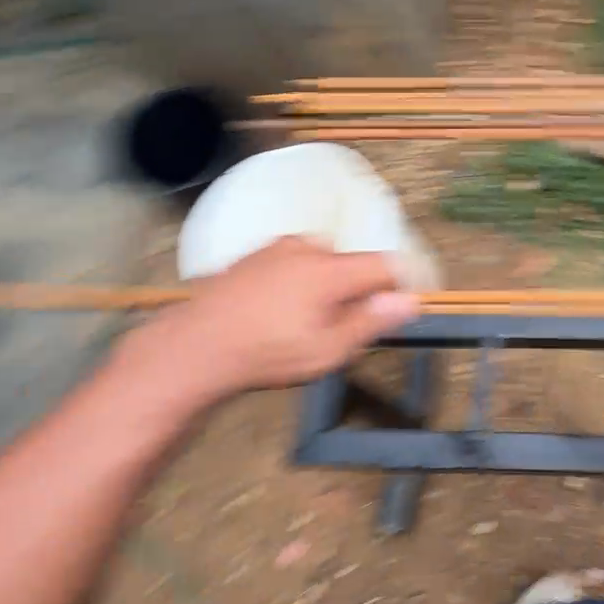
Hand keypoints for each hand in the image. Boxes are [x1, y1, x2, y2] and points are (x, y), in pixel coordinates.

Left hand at [120, 237, 421, 404]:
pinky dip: (298, 282)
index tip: (405, 304)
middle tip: (346, 326)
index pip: (386, 264)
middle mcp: (306, 249)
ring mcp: (274, 250)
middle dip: (358, 289)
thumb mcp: (329, 349)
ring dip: (327, 285)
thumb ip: (372, 321)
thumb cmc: (266, 354)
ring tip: (308, 322)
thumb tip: (411, 300)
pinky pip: (291, 263)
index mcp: (330, 270)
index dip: (402, 283)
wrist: (193, 348)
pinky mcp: (252, 258)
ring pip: (321, 261)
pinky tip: (280, 312)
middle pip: (352, 263)